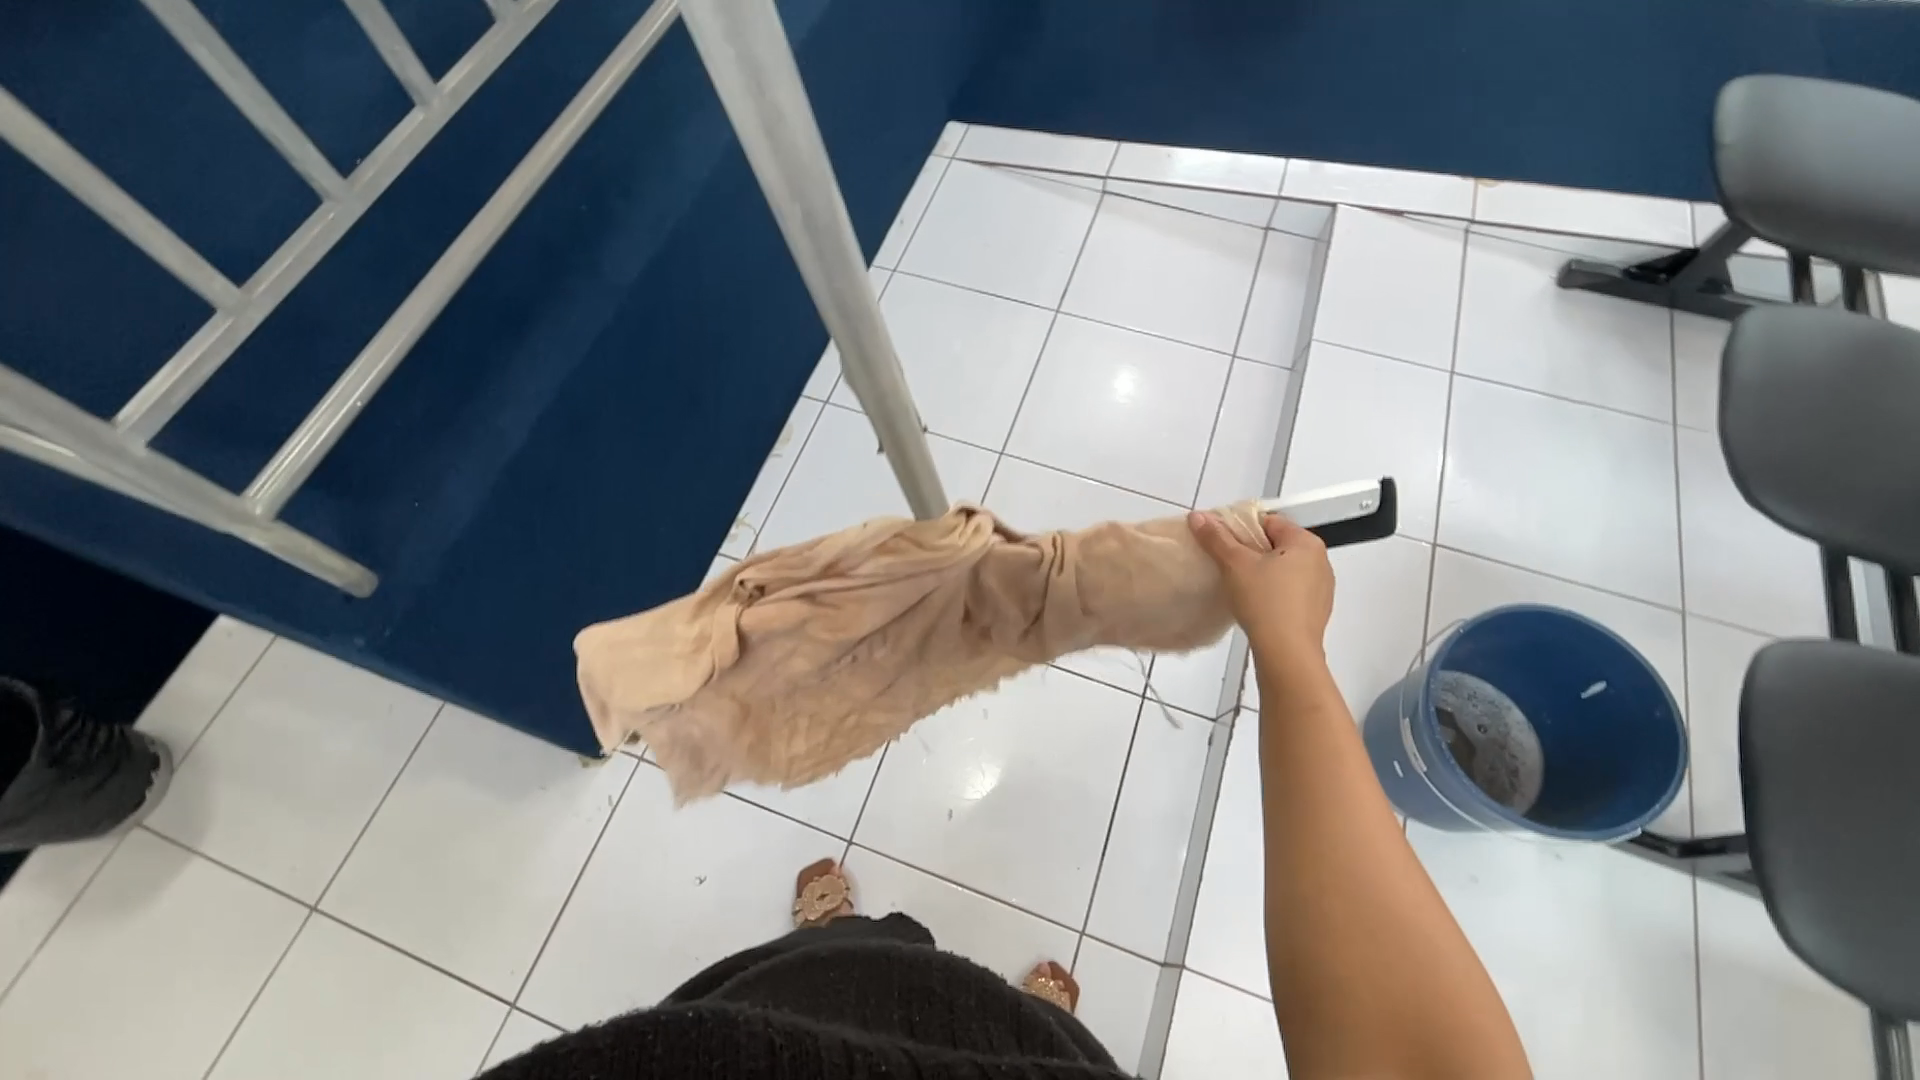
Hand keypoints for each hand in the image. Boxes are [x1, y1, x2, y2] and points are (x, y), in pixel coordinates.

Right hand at [1188, 510, 1333, 658]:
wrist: (1286, 653)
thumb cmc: (1265, 603)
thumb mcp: (1235, 564)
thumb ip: (1216, 537)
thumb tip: (1198, 517)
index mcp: (1306, 542)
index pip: (1269, 521)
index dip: (1242, 528)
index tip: (1221, 541)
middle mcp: (1320, 561)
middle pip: (1277, 544)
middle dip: (1250, 551)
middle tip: (1226, 563)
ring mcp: (1321, 588)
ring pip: (1283, 569)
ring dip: (1261, 573)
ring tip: (1238, 585)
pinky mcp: (1316, 610)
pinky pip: (1290, 591)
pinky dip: (1272, 593)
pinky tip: (1255, 604)